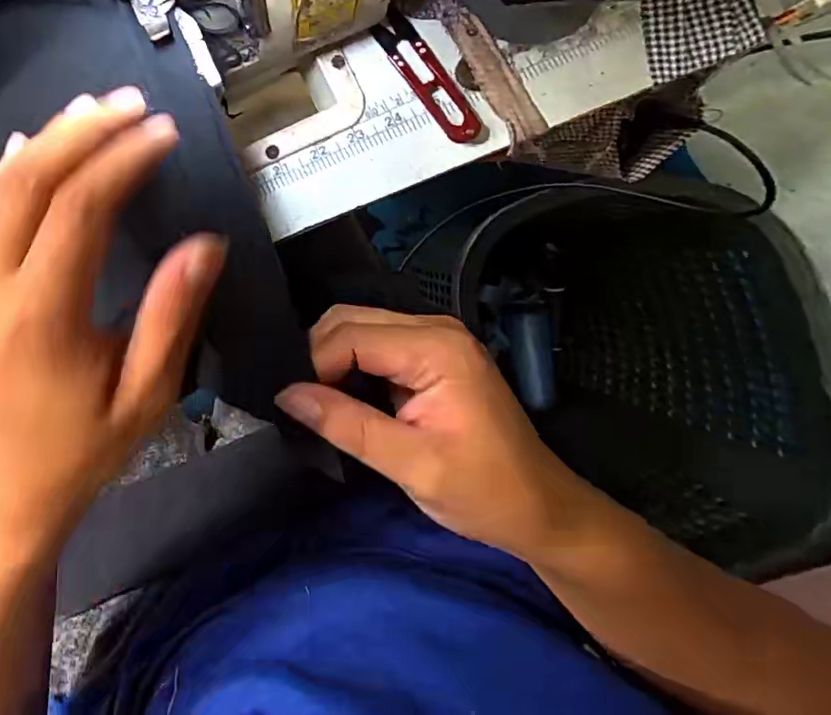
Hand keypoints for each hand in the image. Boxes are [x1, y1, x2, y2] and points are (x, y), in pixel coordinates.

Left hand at [0, 87, 227, 559]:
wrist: (7, 485)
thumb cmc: (83, 446)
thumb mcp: (145, 394)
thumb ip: (172, 316)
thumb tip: (206, 242)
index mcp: (41, 316)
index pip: (79, 209)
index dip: (122, 160)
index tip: (164, 132)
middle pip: (30, 181)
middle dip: (83, 131)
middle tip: (133, 103)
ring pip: (5, 186)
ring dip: (52, 138)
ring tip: (98, 108)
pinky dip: (20, 166)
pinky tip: (41, 139)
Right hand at [275, 306, 608, 562]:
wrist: (543, 511)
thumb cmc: (485, 492)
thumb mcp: (412, 466)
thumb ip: (347, 425)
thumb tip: (286, 395)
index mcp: (436, 348)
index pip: (350, 336)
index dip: (314, 366)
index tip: (296, 406)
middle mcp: (435, 328)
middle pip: (350, 319)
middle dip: (318, 355)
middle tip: (302, 402)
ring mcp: (435, 336)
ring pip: (358, 326)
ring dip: (331, 357)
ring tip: (318, 400)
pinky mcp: (431, 352)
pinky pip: (375, 341)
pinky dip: (350, 362)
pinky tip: (343, 394)